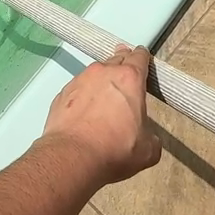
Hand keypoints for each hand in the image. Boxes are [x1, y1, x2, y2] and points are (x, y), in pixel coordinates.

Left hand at [39, 45, 161, 185]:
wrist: (73, 156)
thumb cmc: (111, 149)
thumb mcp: (147, 150)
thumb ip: (151, 136)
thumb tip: (148, 139)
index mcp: (130, 79)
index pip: (139, 57)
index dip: (143, 57)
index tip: (143, 58)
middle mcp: (104, 73)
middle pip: (117, 59)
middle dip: (123, 62)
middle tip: (126, 70)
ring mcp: (81, 80)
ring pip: (96, 71)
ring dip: (102, 79)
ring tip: (106, 95)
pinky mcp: (63, 92)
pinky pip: (78, 86)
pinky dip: (84, 93)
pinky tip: (86, 110)